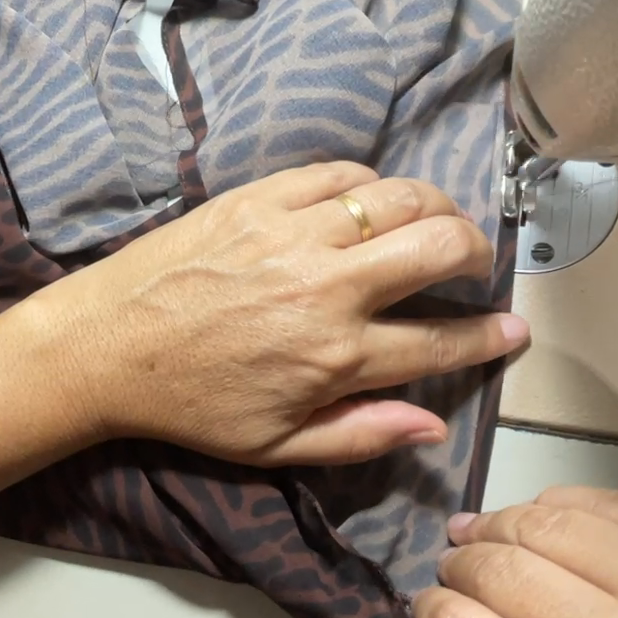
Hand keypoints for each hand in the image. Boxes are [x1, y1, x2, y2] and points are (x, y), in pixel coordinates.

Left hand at [23, 161, 526, 466]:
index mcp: (335, 356)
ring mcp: (292, 233)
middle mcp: (327, 286)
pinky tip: (364, 202)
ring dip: (433, 208)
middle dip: (477, 252)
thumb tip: (433, 424)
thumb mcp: (272, 445)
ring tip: (428, 225)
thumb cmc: (188, 402)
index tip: (511, 327)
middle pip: (441, 246)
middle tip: (470, 264)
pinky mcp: (256, 198)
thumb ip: (358, 434)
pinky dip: (367, 182)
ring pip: (399, 197)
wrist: (107, 345)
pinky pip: (337, 172)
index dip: (489, 335)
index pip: (442, 340)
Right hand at [414, 488, 617, 617]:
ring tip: (493, 538)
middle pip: (491, 564)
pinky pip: (608, 500)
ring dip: (501, 527)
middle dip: (461, 567)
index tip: (435, 611)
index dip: (429, 612)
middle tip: (461, 573)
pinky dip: (567, 513)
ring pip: (540, 516)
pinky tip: (559, 530)